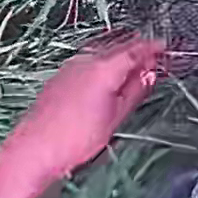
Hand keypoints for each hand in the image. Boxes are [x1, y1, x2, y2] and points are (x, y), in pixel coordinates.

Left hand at [0, 36, 163, 186]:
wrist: (33, 150)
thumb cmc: (74, 138)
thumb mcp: (116, 116)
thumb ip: (135, 91)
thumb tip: (148, 76)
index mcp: (105, 68)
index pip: (136, 50)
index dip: (152, 48)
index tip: (163, 48)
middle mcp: (87, 61)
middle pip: (119, 47)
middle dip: (138, 52)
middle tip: (153, 60)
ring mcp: (71, 67)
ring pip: (104, 53)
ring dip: (121, 58)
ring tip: (133, 71)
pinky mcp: (61, 76)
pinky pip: (90, 61)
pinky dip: (105, 65)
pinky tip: (109, 79)